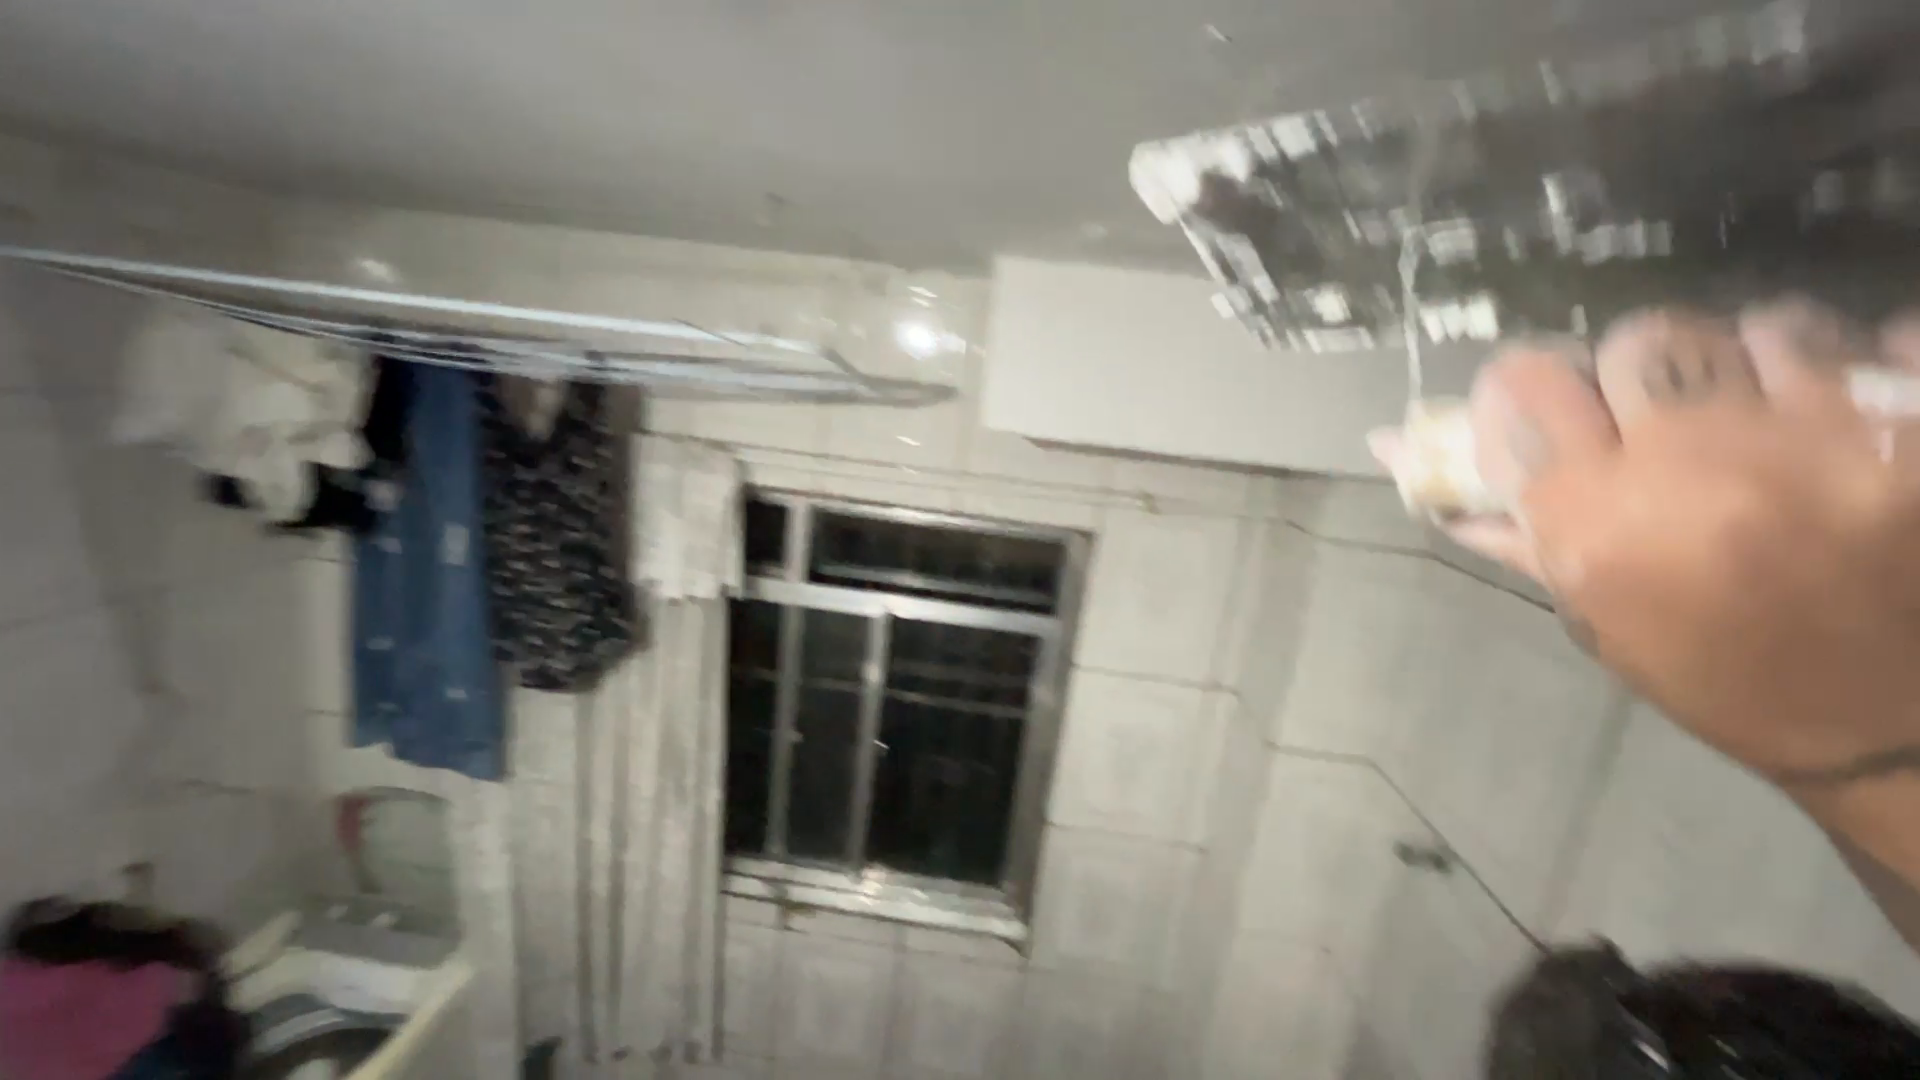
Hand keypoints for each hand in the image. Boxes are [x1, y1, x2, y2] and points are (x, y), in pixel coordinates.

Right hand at [1447, 301, 1919, 786]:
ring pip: (1752, 329)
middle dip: (1631, 366)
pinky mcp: (1908, 442)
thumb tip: (1404, 465)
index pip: (1530, 387)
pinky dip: (1844, 360)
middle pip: (1639, 342)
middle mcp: (1689, 465)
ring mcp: (1812, 445)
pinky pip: (1868, 344)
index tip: (1535, 396)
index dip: (1521, 380)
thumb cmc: (1700, 670)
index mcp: (1594, 516)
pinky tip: (1826, 400)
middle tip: (1645, 403)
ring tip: (1746, 402)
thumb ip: (1506, 527)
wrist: (1874, 724)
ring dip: (1736, 359)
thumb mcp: (1585, 608)